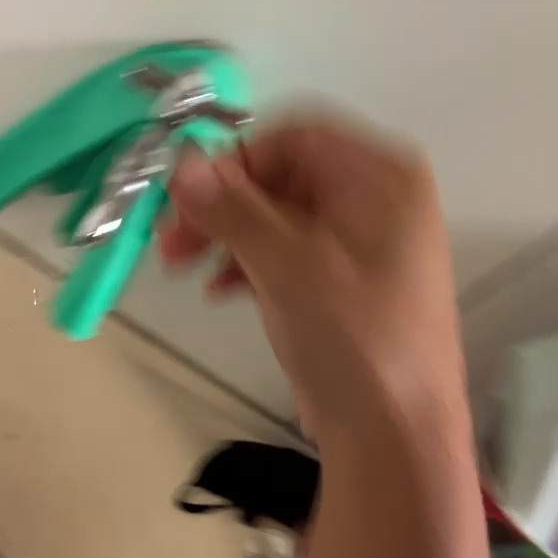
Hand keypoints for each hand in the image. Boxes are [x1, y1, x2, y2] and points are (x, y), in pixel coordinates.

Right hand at [158, 115, 468, 445]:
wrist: (388, 420)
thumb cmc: (351, 336)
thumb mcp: (287, 265)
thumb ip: (234, 211)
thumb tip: (181, 166)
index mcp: (377, 176)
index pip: (291, 136)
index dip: (232, 163)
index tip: (182, 204)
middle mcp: (368, 198)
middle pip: (277, 177)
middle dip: (219, 205)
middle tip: (169, 244)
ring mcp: (350, 242)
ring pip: (270, 217)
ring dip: (221, 237)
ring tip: (182, 270)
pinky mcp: (330, 282)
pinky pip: (277, 253)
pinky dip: (241, 265)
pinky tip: (217, 292)